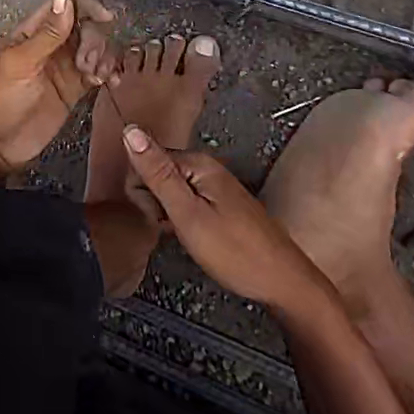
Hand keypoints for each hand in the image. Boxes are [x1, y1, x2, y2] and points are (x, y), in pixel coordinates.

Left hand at [0, 0, 119, 187]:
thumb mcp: (20, 64)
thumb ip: (47, 34)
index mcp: (32, 33)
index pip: (64, 7)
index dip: (86, 7)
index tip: (105, 17)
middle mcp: (50, 46)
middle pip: (85, 26)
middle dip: (94, 38)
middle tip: (86, 61)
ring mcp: (63, 68)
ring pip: (94, 48)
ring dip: (104, 56)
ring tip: (98, 75)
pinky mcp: (73, 90)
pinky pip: (98, 72)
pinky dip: (109, 73)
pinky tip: (111, 82)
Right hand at [121, 125, 327, 311]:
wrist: (283, 282)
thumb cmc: (236, 252)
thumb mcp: (188, 214)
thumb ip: (157, 173)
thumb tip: (130, 130)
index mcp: (196, 163)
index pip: (144, 161)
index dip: (144, 194)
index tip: (161, 217)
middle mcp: (205, 167)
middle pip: (155, 174)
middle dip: (154, 204)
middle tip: (176, 229)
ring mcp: (213, 185)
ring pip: (168, 192)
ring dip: (168, 215)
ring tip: (188, 236)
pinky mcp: (218, 203)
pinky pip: (184, 203)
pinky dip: (183, 222)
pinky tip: (196, 239)